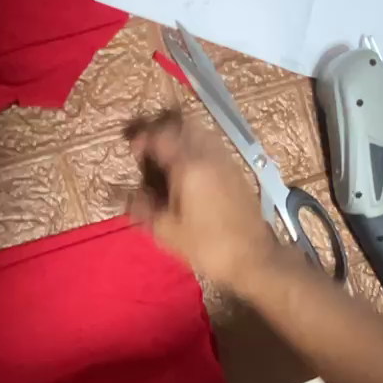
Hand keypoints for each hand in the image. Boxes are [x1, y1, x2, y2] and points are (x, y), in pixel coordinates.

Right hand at [126, 114, 284, 289]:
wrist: (254, 258)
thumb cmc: (208, 247)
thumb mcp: (167, 232)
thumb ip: (143, 208)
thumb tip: (128, 194)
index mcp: (189, 166)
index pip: (160, 135)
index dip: (142, 137)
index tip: (132, 148)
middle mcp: (209, 155)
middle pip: (181, 124)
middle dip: (161, 130)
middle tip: (148, 147)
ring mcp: (226, 160)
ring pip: (199, 132)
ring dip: (180, 136)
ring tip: (167, 156)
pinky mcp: (236, 170)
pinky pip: (212, 146)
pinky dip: (196, 147)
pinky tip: (189, 169)